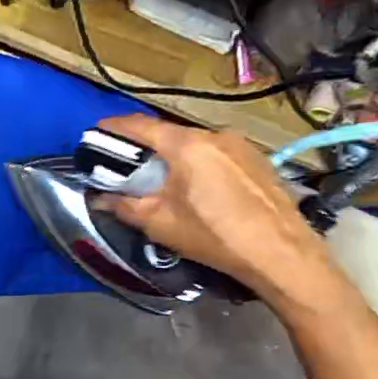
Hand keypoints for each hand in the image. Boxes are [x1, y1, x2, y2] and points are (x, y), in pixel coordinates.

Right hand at [91, 116, 336, 305]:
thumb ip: (127, 207)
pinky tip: (207, 195)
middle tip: (134, 172)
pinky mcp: (259, 161)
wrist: (280, 253)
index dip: (115, 128)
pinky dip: (205, 168)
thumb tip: (102, 199)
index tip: (98, 134)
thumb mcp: (163, 226)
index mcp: (187, 144)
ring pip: (199, 147)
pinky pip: (222, 158)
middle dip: (149, 151)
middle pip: (171, 136)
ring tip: (173, 188)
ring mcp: (242, 146)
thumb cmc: (216, 237)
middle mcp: (215, 135)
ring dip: (180, 161)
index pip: (140, 125)